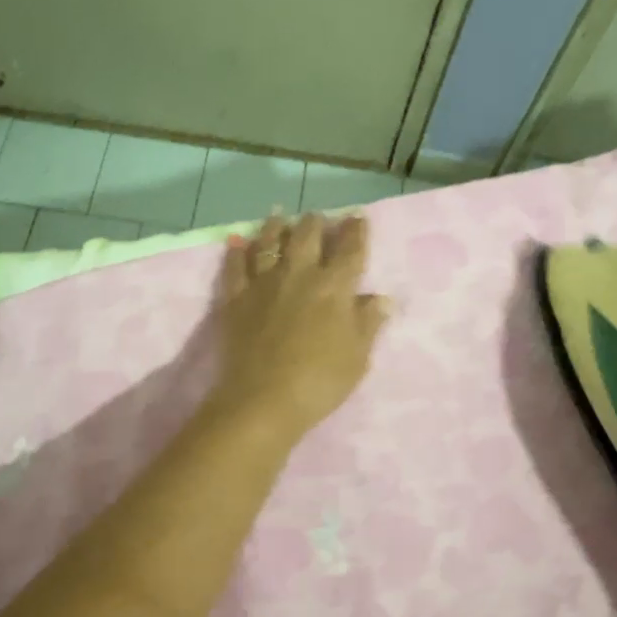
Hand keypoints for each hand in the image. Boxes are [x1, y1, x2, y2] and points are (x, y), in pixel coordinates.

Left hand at [210, 213, 391, 437]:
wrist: (263, 400)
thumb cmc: (320, 382)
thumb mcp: (358, 357)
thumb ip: (369, 323)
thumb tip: (382, 297)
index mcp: (334, 287)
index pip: (350, 249)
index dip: (356, 231)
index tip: (358, 217)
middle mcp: (299, 274)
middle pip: (307, 236)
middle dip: (315, 222)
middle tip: (317, 217)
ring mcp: (263, 284)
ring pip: (269, 243)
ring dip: (275, 227)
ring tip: (278, 216)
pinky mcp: (234, 299)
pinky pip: (234, 267)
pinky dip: (235, 251)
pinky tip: (236, 241)